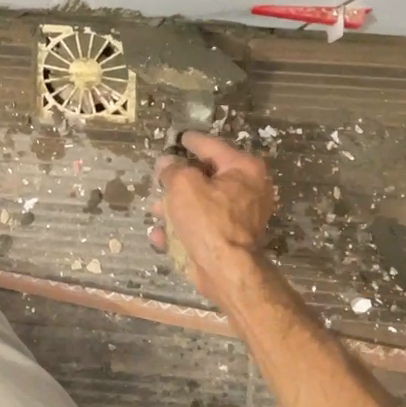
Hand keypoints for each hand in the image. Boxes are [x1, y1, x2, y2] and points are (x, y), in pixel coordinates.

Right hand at [149, 131, 275, 307]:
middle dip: (180, 179)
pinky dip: (183, 227)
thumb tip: (167, 163)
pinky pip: (203, 225)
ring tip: (156, 211)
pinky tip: (161, 234)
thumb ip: (172, 169)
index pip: (212, 146)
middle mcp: (249, 189)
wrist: (226, 269)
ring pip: (202, 202)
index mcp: (244, 169)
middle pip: (207, 175)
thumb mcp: (182, 185)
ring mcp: (242, 215)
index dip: (192, 141)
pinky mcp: (230, 237)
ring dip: (176, 206)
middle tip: (161, 178)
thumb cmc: (207, 220)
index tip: (180, 137)